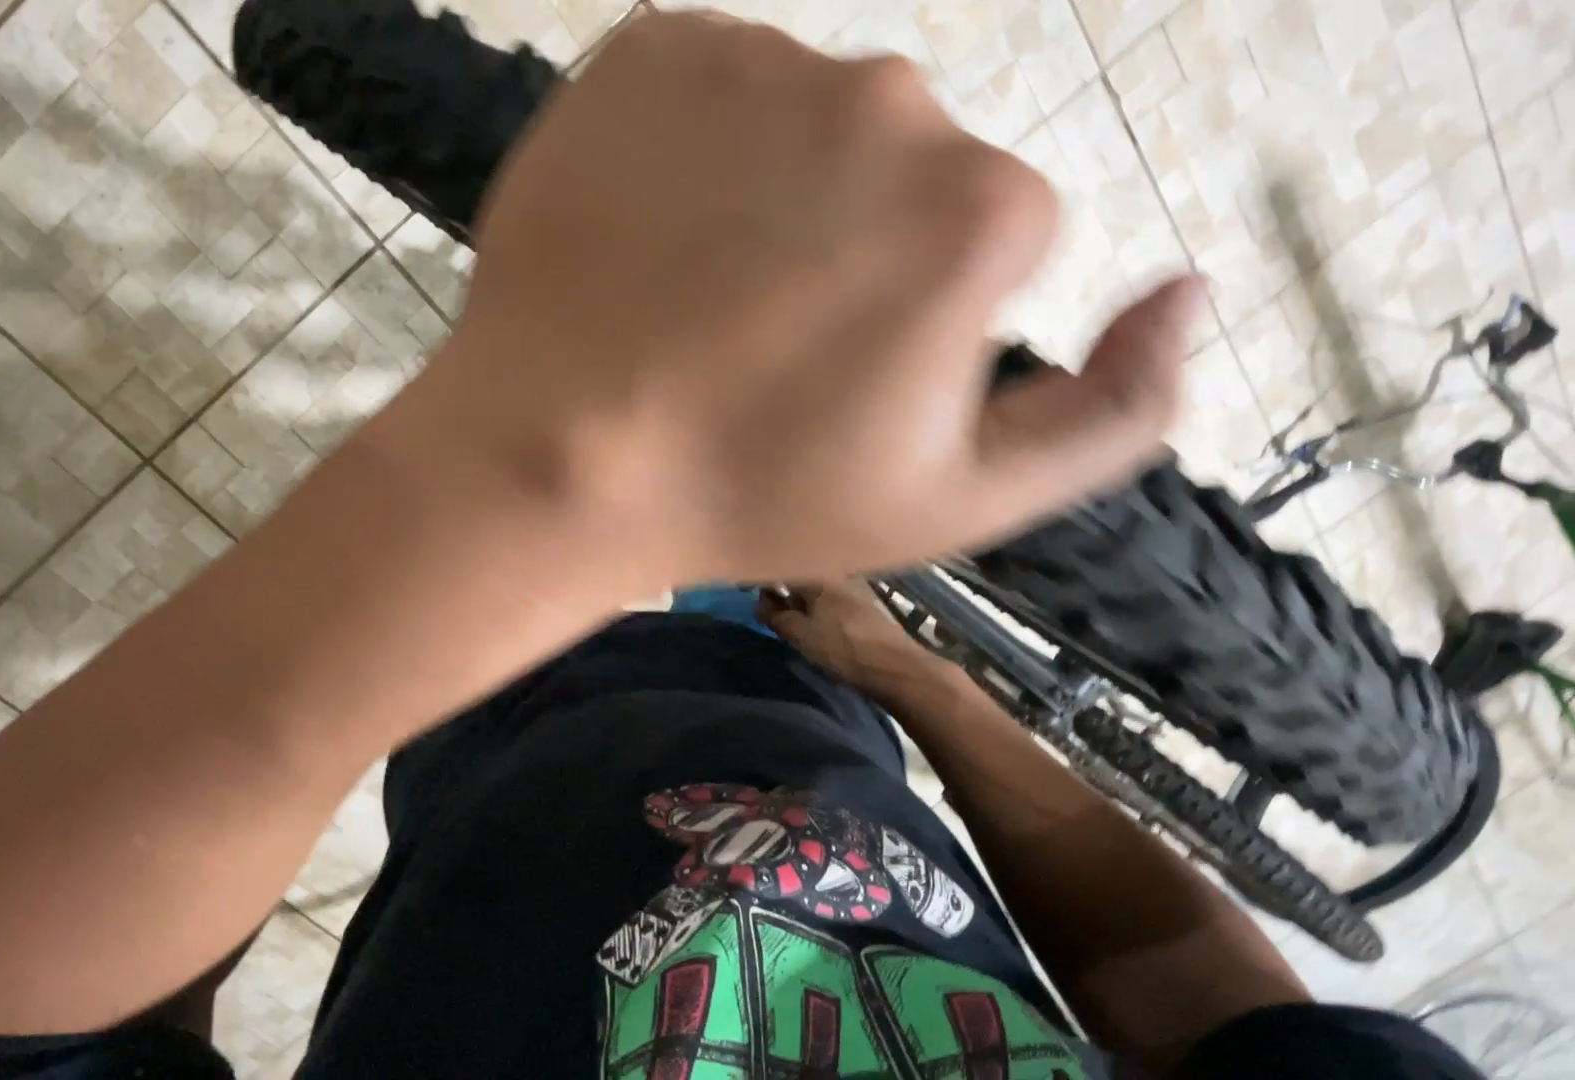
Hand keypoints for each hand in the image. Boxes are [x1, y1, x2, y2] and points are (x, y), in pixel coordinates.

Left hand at [392, 11, 1204, 593]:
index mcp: (980, 210)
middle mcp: (887, 101)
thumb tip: (1192, 293)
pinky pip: (701, 88)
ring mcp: (756, 61)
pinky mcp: (646, 47)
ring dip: (762, 195)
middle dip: (845, 247)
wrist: (555, 460)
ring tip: (689, 298)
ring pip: (796, 123)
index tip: (832, 375)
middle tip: (753, 341)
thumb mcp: (956, 502)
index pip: (985, 240)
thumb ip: (1114, 413)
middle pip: (894, 172)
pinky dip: (684, 152)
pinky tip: (643, 239)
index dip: (910, 319)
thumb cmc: (752, 495)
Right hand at [758, 580, 946, 698]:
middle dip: (780, 588)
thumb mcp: (800, 635)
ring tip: (786, 619)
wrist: (897, 668)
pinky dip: (814, 608)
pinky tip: (811, 624)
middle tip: (766, 608)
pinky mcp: (863, 607)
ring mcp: (853, 590)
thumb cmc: (843, 648)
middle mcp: (836, 575)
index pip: (783, 567)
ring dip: (798, 600)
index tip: (746, 585)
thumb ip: (776, 616)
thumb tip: (761, 603)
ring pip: (815, 588)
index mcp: (818, 576)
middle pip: (800, 575)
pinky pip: (829, 600)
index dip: (763, 576)